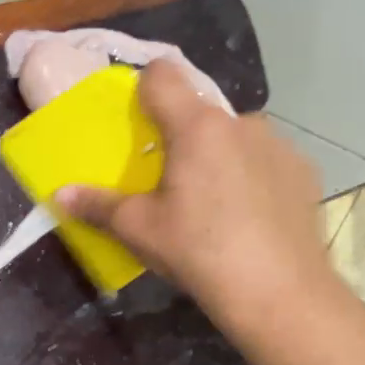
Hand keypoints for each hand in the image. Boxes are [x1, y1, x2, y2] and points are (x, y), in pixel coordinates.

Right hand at [54, 59, 327, 306]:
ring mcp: (278, 145)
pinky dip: (247, 180)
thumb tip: (61, 194)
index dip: (144, 85)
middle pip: (200, 116)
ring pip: (234, 141)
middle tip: (164, 182)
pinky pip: (263, 164)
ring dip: (216, 159)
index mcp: (196, 128)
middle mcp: (242, 124)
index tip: (132, 108)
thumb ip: (97, 205)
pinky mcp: (302, 171)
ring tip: (205, 204)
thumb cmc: (195, 248)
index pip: (165, 77)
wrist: (275, 287)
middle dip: (180, 140)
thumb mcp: (135, 229)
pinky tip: (240, 217)